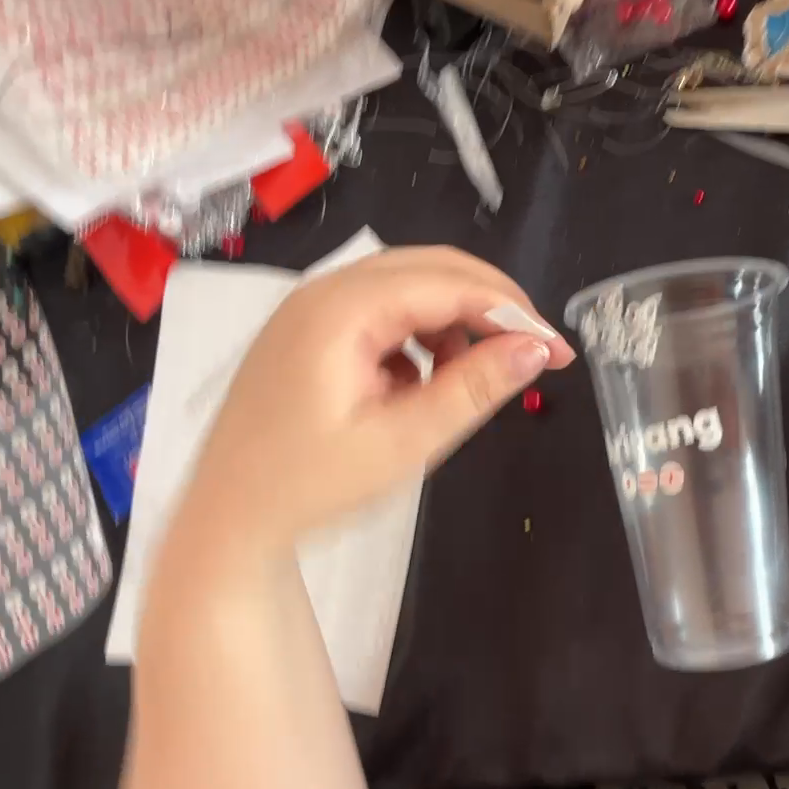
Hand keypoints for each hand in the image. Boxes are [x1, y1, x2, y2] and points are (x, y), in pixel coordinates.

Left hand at [182, 247, 576, 549]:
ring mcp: (311, 308)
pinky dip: (419, 336)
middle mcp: (324, 291)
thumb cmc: (312, 486)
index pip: (449, 284)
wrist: (228, 519)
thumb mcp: (405, 442)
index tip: (559, 353)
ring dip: (454, 321)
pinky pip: (382, 311)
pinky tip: (422, 381)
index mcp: (342, 310)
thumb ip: (474, 389)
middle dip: (491, 305)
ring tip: (470, 377)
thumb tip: (537, 349)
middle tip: (534, 351)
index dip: (513, 312)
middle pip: (430, 269)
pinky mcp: (309, 331)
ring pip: (408, 287)